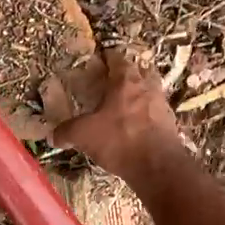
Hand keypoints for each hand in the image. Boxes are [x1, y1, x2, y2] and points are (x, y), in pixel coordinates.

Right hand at [52, 48, 183, 183]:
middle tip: (114, 81)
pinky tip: (136, 126)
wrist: (158, 166)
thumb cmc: (119, 139)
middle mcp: (147, 88)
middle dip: (130, 73)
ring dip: (140, 93)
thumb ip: (66, 131)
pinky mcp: (171, 125)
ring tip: (125, 104)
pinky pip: (156, 112)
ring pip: (151, 91)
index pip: (118, 60)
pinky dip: (147, 114)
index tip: (101, 59)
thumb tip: (53, 136)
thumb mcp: (83, 135)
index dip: (109, 57)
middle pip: (141, 71)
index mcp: (126, 82)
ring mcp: (162, 106)